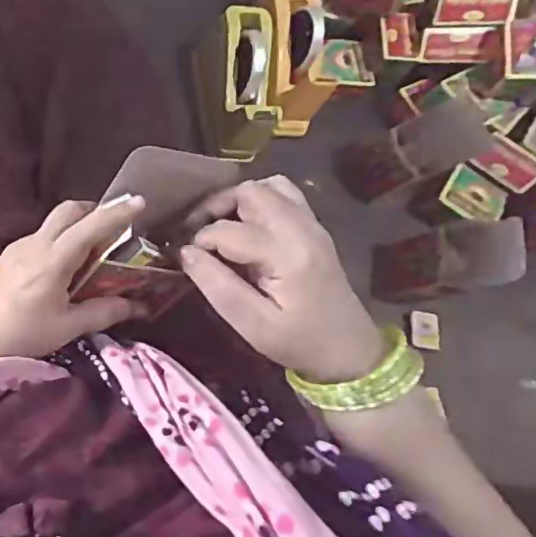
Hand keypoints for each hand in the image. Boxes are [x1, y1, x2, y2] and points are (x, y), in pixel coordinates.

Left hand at [0, 196, 146, 358]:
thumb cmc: (19, 333)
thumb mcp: (65, 327)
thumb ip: (103, 312)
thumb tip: (136, 307)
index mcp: (53, 260)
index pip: (91, 226)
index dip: (117, 213)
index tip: (140, 202)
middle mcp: (36, 243)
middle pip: (70, 210)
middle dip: (95, 212)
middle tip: (114, 230)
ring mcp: (19, 246)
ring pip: (53, 222)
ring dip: (76, 227)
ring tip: (90, 253)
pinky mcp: (7, 253)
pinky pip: (40, 236)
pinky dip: (58, 241)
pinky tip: (62, 267)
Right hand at [178, 177, 384, 381]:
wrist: (349, 349)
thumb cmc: (298, 342)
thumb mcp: (251, 324)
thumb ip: (217, 286)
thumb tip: (186, 253)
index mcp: (287, 255)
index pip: (228, 229)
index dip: (200, 240)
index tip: (187, 260)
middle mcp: (302, 229)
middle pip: (250, 192)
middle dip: (214, 207)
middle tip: (196, 234)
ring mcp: (312, 225)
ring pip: (268, 186)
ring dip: (238, 201)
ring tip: (220, 227)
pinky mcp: (314, 228)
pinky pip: (284, 196)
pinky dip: (257, 202)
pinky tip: (245, 228)